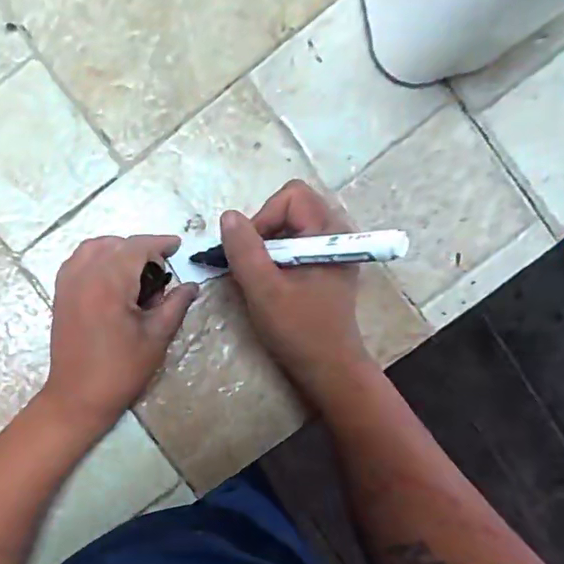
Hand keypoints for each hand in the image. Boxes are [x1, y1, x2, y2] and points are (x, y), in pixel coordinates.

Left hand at [42, 235, 198, 429]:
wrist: (77, 396)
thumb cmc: (120, 370)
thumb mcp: (156, 337)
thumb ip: (175, 305)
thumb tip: (191, 286)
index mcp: (108, 282)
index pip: (136, 247)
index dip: (159, 243)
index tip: (177, 246)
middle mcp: (83, 275)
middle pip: (115, 245)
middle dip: (139, 250)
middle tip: (159, 274)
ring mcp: (67, 284)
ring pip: (92, 249)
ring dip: (115, 251)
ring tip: (135, 274)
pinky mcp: (59, 295)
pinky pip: (76, 262)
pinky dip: (95, 260)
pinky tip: (110, 280)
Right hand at [220, 181, 370, 389]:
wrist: (327, 367)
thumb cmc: (298, 329)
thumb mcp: (263, 289)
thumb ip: (244, 250)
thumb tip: (228, 217)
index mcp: (330, 232)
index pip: (290, 196)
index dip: (262, 218)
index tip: (250, 254)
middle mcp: (335, 233)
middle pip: (290, 207)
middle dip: (262, 230)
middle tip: (251, 265)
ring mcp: (330, 250)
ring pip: (289, 227)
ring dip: (265, 246)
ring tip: (258, 277)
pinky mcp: (323, 266)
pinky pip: (293, 245)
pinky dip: (274, 258)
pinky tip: (269, 284)